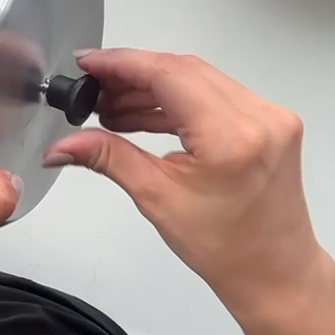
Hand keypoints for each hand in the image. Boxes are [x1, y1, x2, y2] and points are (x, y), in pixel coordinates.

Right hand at [45, 50, 331, 326]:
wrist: (273, 271)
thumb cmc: (222, 246)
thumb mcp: (155, 198)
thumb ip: (108, 158)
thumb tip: (61, 145)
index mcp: (232, 137)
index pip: (170, 76)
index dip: (123, 64)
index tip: (87, 64)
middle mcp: (260, 116)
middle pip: (183, 70)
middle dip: (132, 74)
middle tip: (91, 88)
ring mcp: (270, 115)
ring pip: (198, 79)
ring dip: (152, 89)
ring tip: (109, 108)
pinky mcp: (270, 121)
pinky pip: (214, 94)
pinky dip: (176, 101)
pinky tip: (142, 116)